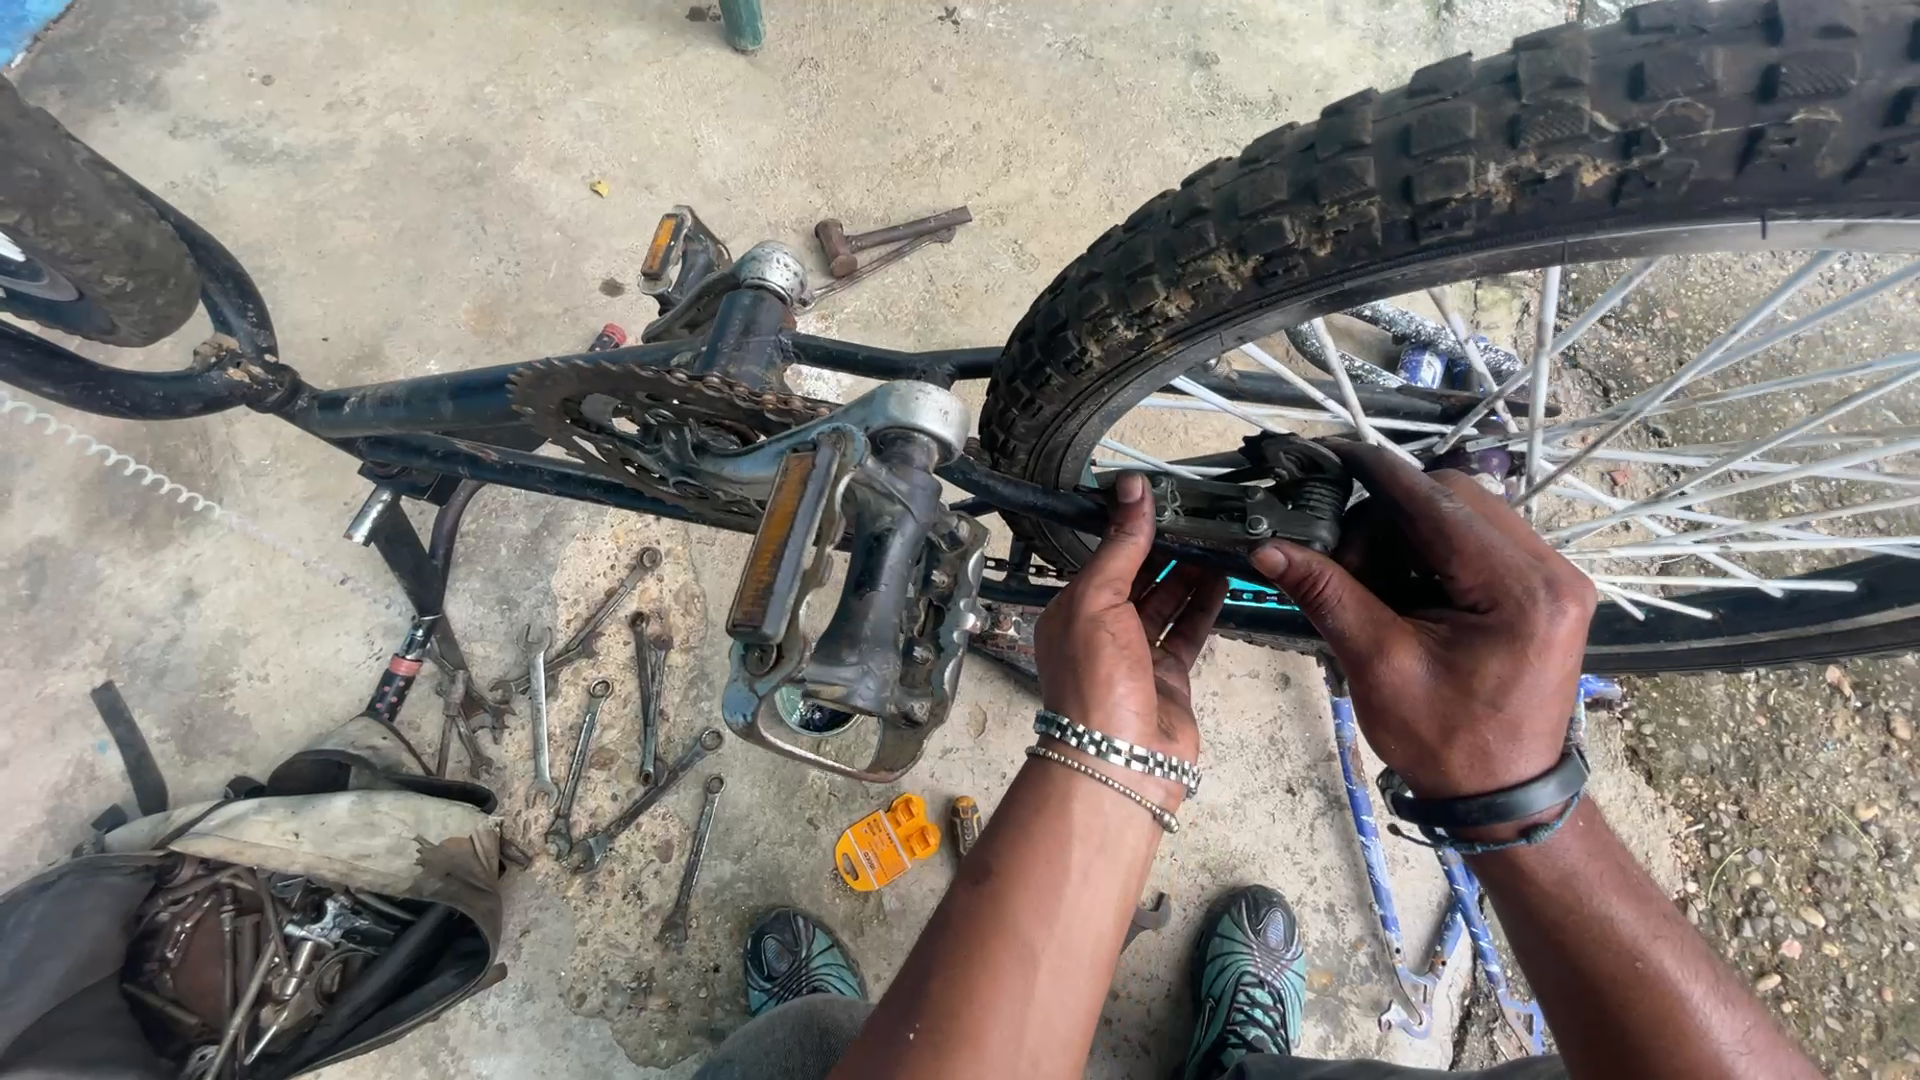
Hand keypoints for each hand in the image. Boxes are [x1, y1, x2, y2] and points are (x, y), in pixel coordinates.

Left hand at [1033, 471, 1228, 779]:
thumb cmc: (1095, 679)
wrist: (1119, 760)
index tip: (1162, 499)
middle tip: (1198, 516)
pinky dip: (1204, 605)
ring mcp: (1136, 655)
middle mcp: (1101, 631)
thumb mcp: (1098, 600)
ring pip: (1166, 602)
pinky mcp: (1169, 676)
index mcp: (1072, 610)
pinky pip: (1188, 631)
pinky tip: (1222, 578)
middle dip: (1164, 549)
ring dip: (1188, 572)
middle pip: (1137, 579)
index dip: (1131, 529)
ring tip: (1215, 539)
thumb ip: (1120, 547)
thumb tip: (1132, 490)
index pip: (1104, 559)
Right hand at [1248, 443, 1595, 798]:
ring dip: (1404, 535)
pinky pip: (1474, 539)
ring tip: (1374, 588)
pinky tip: (1403, 591)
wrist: (1504, 795)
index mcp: (1519, 589)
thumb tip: (1266, 548)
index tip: (1330, 452)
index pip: (1437, 502)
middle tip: (1347, 569)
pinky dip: (1426, 552)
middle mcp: (1549, 569)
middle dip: (1385, 520)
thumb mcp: (1377, 663)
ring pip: (1461, 513)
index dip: (1377, 473)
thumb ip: (1326, 594)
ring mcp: (1550, 577)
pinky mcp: (1539, 589)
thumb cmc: (1444, 739)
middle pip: (1452, 497)